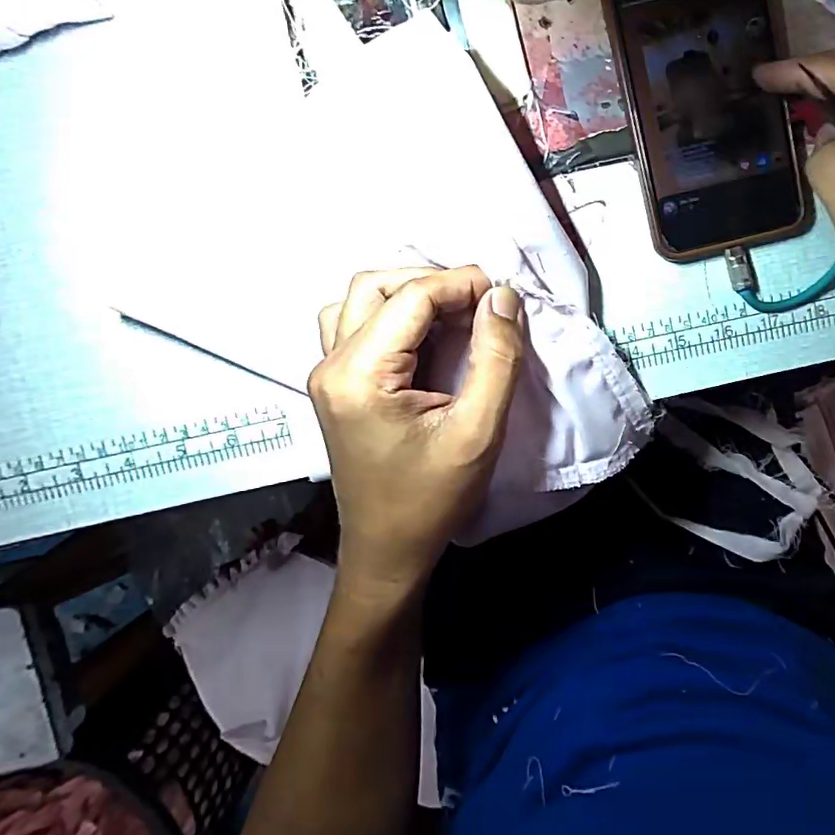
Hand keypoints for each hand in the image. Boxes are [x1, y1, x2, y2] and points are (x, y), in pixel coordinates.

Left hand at [308, 267, 525, 594]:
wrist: (389, 551)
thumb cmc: (433, 499)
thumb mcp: (479, 431)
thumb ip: (497, 359)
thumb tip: (504, 298)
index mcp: (359, 376)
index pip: (411, 296)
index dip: (462, 284)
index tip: (505, 299)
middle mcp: (331, 365)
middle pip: (377, 286)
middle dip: (436, 282)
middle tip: (483, 305)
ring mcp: (329, 373)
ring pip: (363, 298)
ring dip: (412, 293)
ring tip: (457, 314)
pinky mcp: (340, 383)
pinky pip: (360, 323)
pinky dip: (398, 313)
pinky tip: (430, 335)